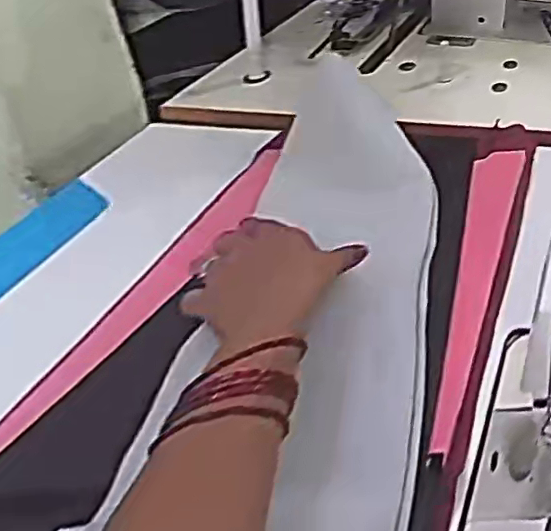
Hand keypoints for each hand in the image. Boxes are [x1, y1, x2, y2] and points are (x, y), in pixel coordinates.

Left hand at [183, 218, 366, 352]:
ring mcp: (221, 273)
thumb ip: (341, 256)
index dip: (259, 229)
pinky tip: (200, 303)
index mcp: (273, 236)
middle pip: (230, 237)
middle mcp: (244, 249)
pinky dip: (194, 300)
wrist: (270, 326)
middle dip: (232, 242)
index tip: (262, 234)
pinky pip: (192, 298)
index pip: (260, 224)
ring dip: (210, 264)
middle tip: (239, 249)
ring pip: (207, 261)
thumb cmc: (299, 291)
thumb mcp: (328, 268)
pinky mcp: (206, 300)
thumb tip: (357, 251)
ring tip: (216, 270)